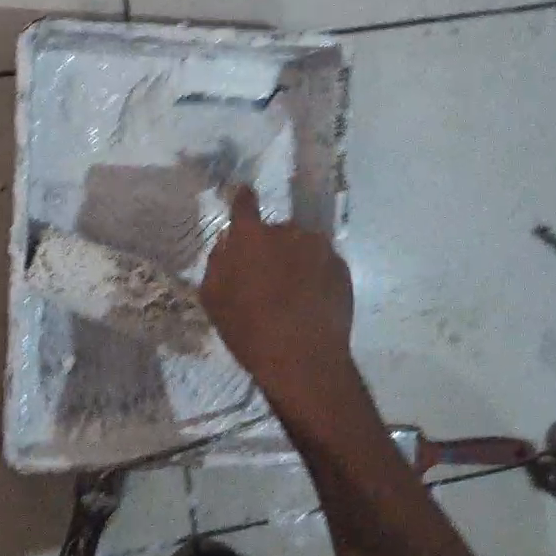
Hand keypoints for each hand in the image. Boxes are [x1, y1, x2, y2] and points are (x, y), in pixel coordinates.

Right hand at [197, 185, 354, 407]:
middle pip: (276, 230)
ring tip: (291, 293)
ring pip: (302, 245)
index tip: (243, 195)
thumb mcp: (213, 298)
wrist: (304, 360)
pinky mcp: (342, 269)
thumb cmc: (248, 329)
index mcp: (251, 237)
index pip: (244, 203)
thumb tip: (228, 243)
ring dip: (295, 259)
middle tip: (266, 277)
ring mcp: (319, 249)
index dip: (242, 199)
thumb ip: (217, 262)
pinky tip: (309, 302)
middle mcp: (288, 232)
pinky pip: (322, 264)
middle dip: (270, 246)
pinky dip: (315, 275)